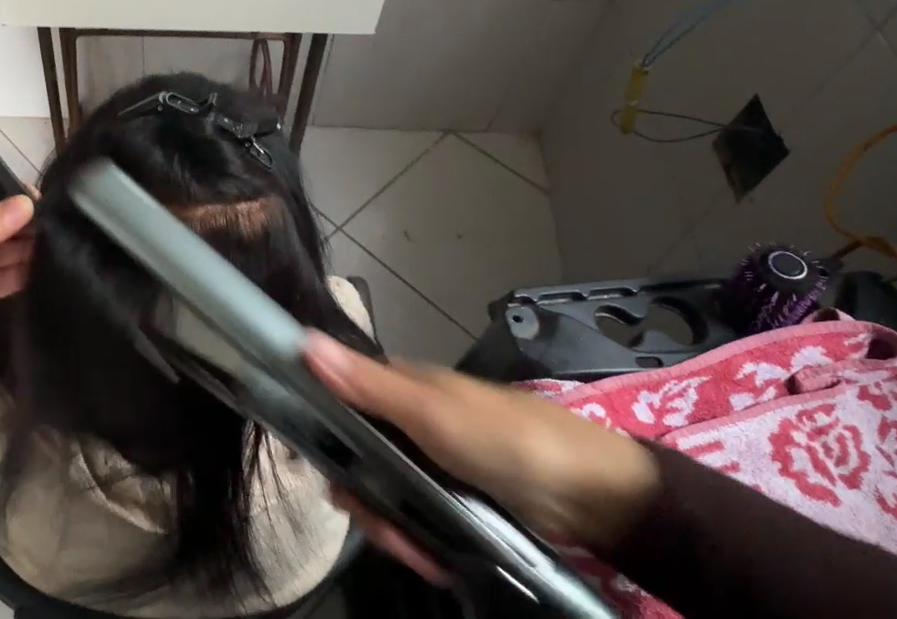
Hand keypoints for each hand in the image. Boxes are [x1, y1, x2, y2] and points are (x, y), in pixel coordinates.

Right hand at [303, 333, 659, 582]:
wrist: (592, 495)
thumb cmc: (505, 439)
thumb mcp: (430, 411)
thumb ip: (367, 384)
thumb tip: (304, 339)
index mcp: (402, 387)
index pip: (341, 399)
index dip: (324, 429)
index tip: (319, 463)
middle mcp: (411, 422)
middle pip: (359, 456)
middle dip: (362, 494)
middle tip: (375, 521)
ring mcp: (435, 464)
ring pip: (386, 493)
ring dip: (391, 524)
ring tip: (412, 549)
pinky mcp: (456, 501)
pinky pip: (418, 519)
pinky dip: (419, 539)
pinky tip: (431, 557)